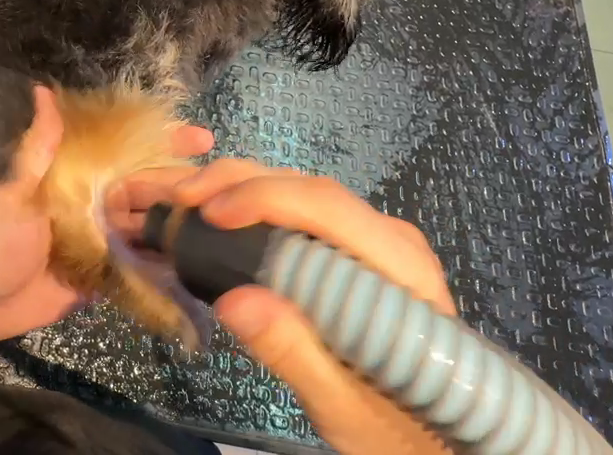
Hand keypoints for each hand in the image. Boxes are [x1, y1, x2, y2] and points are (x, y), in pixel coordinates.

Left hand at [0, 85, 215, 346]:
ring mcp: (106, 240)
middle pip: (150, 187)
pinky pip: (145, 266)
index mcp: (78, 176)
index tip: (201, 135)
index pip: (127, 152)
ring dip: (184, 223)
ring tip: (227, 224)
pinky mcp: (108, 276)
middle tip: (227, 187)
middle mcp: (98, 202)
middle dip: (186, 183)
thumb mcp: (12, 193)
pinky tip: (202, 265)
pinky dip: (170, 264)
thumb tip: (42, 91)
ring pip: (154, 225)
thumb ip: (35, 150)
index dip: (162, 140)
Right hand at [110, 160, 452, 454]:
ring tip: (181, 198)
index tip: (208, 212)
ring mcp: (367, 235)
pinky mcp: (346, 246)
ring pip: (293, 187)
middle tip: (175, 197)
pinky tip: (210, 212)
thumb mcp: (349, 410)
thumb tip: (234, 301)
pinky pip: (292, 208)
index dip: (263, 198)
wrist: (437, 436)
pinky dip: (245, 203)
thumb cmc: (399, 428)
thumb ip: (298, 355)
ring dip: (233, 186)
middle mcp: (385, 235)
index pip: (327, 206)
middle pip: (304, 186)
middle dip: (235, 182)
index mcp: (399, 266)